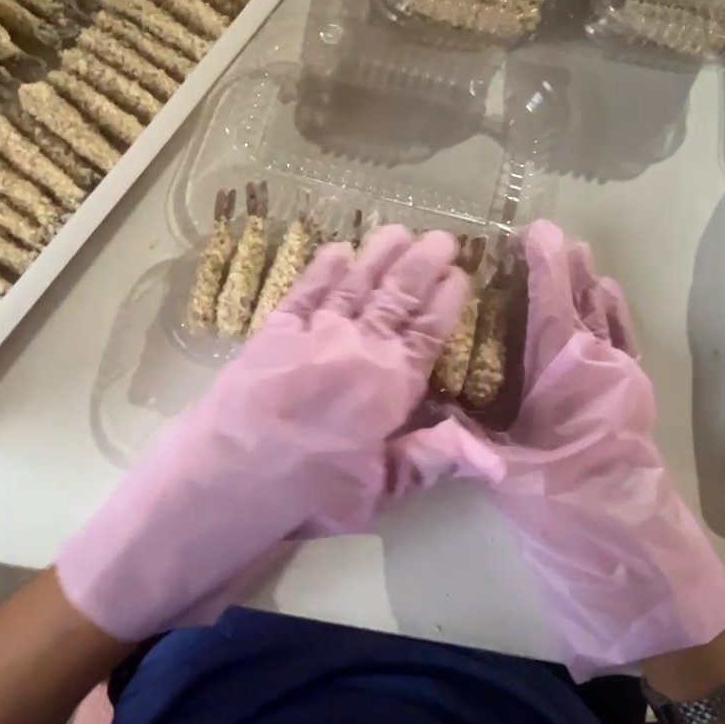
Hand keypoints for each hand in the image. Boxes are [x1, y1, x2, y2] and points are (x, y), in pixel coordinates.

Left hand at [57, 225, 468, 640]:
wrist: (227, 475)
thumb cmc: (308, 493)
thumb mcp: (378, 490)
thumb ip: (433, 461)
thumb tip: (497, 459)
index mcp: (390, 382)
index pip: (429, 331)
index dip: (448, 300)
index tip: (462, 273)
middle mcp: (357, 345)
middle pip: (398, 295)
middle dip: (422, 263)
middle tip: (442, 236)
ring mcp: (313, 333)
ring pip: (355, 283)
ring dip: (379, 255)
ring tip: (398, 230)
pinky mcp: (273, 331)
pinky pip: (305, 291)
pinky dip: (323, 269)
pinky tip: (337, 250)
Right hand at [398, 220, 724, 678]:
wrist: (623, 541)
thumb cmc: (557, 495)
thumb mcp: (499, 460)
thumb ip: (462, 426)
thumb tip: (421, 401)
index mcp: (562, 367)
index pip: (552, 302)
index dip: (543, 264)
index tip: (537, 231)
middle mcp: (596, 362)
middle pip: (582, 301)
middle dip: (567, 267)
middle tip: (552, 237)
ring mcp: (622, 378)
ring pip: (607, 317)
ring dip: (592, 285)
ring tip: (581, 257)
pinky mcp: (635, 396)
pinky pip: (626, 340)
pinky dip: (617, 315)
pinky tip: (610, 298)